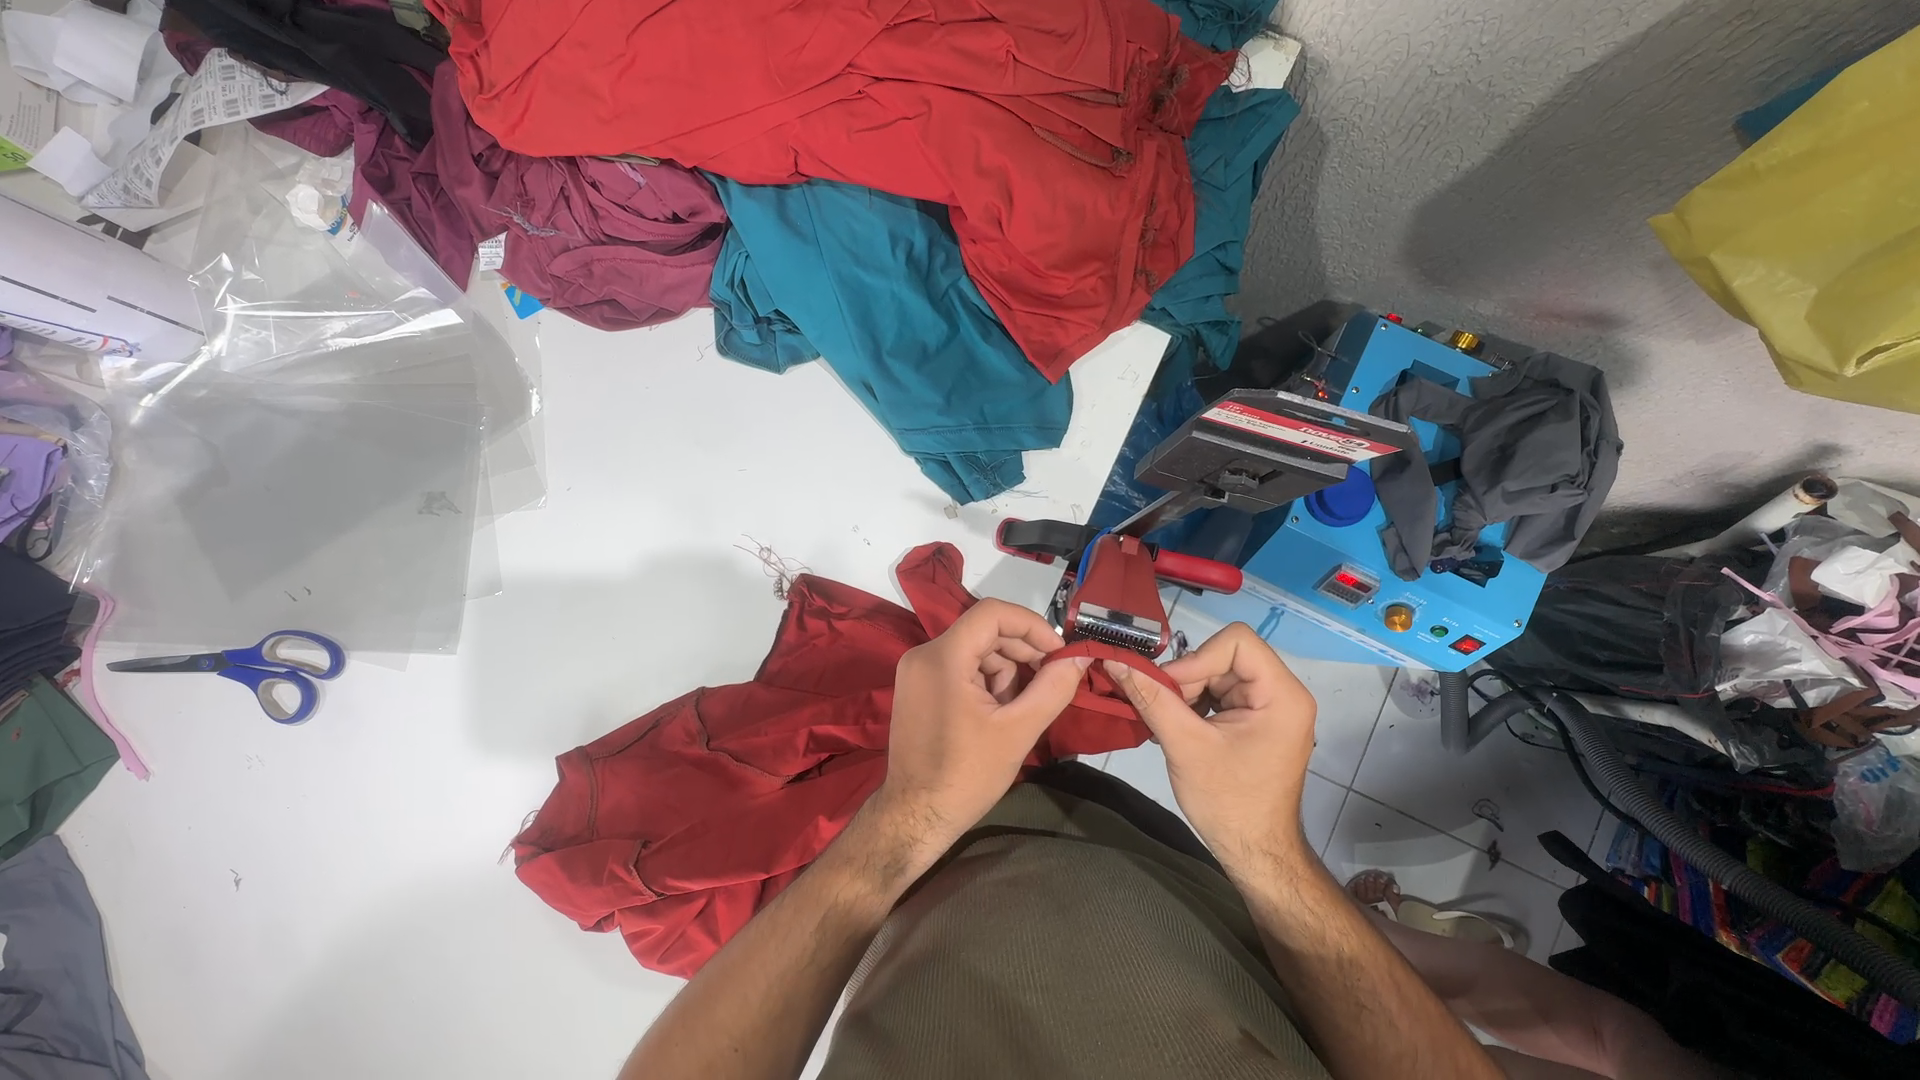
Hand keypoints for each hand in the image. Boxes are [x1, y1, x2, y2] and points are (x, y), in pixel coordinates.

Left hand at [872, 599, 1090, 861]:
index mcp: (942, 657)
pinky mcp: (919, 688)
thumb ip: (1053, 688)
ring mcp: (917, 671)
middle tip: (1051, 683)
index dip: (1032, 626)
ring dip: (1006, 672)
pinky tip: (1000, 714)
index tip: (1059, 653)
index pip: (992, 614)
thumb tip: (1079, 658)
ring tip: (1019, 710)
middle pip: (985, 632)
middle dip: (1023, 653)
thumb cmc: (965, 776)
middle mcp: (924, 654)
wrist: (915, 817)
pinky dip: (987, 682)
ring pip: (976, 650)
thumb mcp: (1018, 731)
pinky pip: (961, 668)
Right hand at [1103, 623, 1316, 869]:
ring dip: (1187, 693)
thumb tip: (1115, 661)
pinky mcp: (1257, 720)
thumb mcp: (1185, 745)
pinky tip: (1178, 727)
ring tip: (1169, 723)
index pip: (1237, 641)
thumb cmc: (1228, 802)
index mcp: (1281, 694)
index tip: (1169, 688)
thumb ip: (1151, 698)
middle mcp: (1283, 692)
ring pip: (1217, 673)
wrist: (1255, 852)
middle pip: (1225, 656)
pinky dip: (1194, 705)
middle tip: (1161, 708)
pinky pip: (1220, 693)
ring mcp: (1271, 707)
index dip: (1197, 658)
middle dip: (1189, 679)